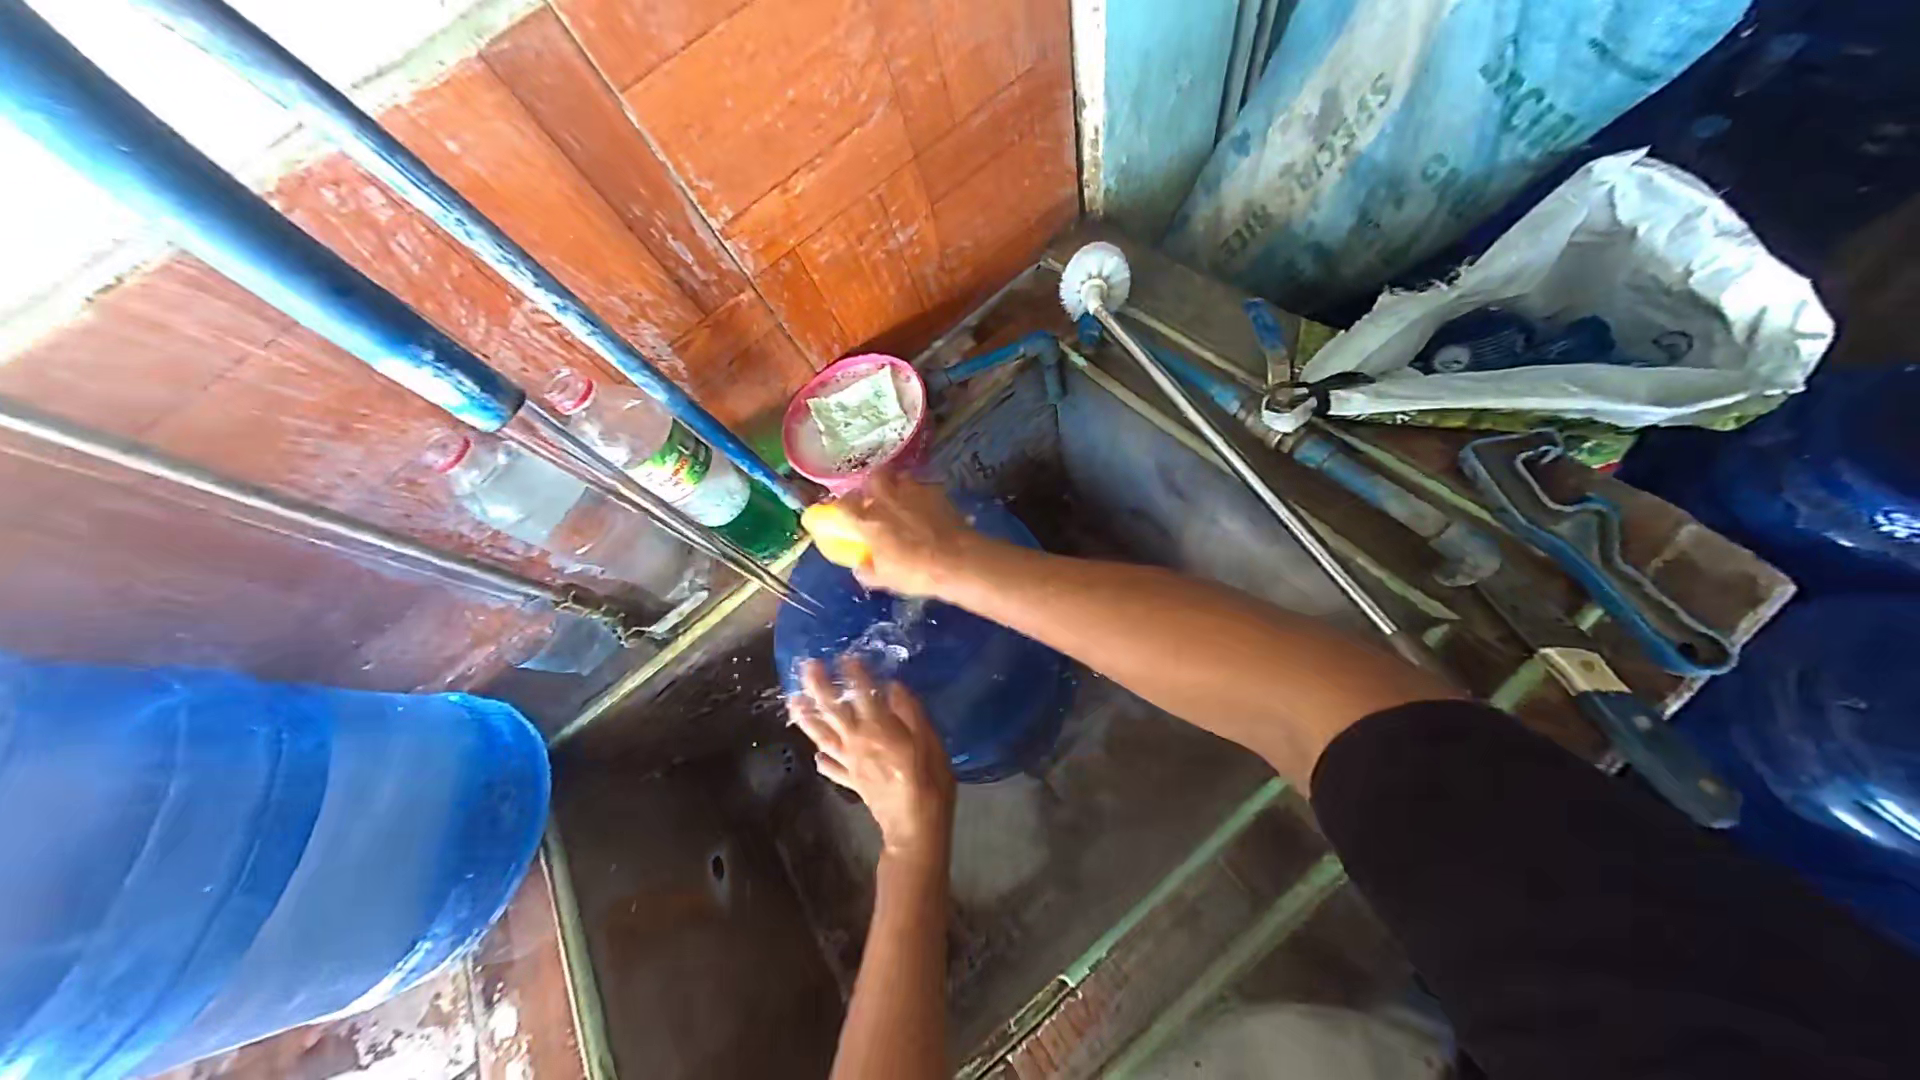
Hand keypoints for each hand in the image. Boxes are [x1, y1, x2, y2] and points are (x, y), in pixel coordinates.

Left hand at [788, 656, 955, 858]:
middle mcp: (857, 741)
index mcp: (877, 727)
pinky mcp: (851, 781)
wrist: (914, 824)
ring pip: (823, 736)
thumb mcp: (928, 738)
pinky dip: (823, 760)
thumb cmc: (927, 778)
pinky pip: (831, 767)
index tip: (845, 656)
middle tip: (806, 667)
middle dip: (818, 687)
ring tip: (794, 702)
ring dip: (807, 718)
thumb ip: (909, 710)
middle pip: (832, 710)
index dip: (853, 673)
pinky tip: (817, 754)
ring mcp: (850, 762)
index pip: (861, 693)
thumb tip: (892, 686)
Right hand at [835, 471, 990, 596]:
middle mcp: (887, 499)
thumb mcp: (885, 580)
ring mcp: (913, 492)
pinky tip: (924, 506)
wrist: (957, 560)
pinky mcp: (936, 492)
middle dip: (871, 485)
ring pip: (898, 476)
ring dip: (896, 484)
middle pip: (872, 478)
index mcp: (868, 520)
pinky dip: (920, 493)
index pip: (844, 504)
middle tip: (875, 499)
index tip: (845, 512)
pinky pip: (922, 486)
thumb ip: (868, 571)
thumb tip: (861, 566)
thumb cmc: (916, 572)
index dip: (842, 506)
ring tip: (900, 498)